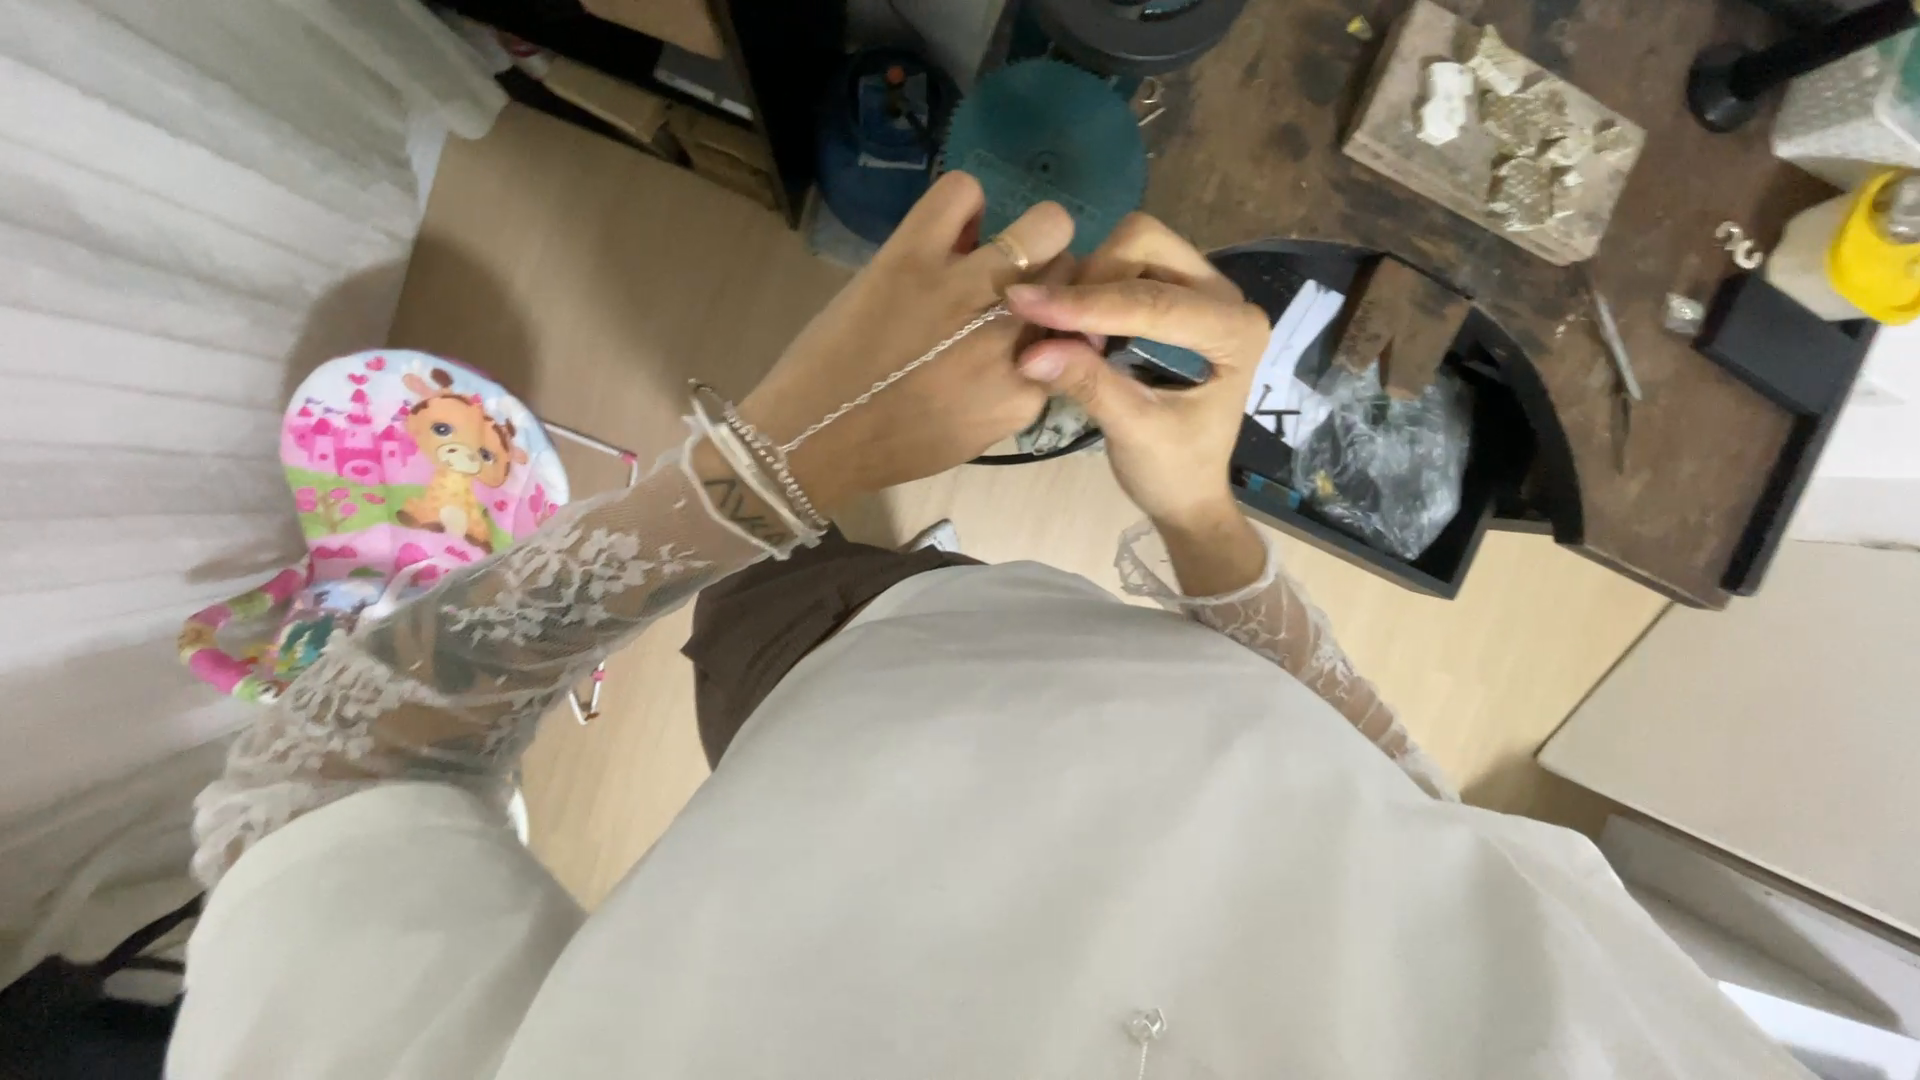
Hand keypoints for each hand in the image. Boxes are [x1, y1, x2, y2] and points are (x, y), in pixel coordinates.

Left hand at [738, 172, 1074, 516]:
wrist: (815, 437)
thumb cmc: (894, 447)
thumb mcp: (978, 432)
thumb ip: (1016, 388)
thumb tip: (1033, 343)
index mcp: (1026, 389)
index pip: (1076, 329)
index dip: (1056, 320)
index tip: (1031, 323)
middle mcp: (1009, 337)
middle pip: (1069, 275)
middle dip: (1049, 278)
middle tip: (1008, 288)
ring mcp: (962, 291)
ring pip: (1044, 228)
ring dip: (1027, 238)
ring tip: (987, 254)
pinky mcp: (912, 258)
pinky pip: (962, 194)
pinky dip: (965, 203)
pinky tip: (949, 231)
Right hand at [1004, 213, 1269, 531]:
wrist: (1188, 491)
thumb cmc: (1173, 470)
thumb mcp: (1132, 433)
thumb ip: (1089, 386)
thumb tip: (1031, 353)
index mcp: (1235, 332)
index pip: (1152, 301)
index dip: (1084, 304)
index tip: (1024, 304)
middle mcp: (1226, 297)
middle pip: (1144, 245)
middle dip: (1093, 282)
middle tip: (1066, 337)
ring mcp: (1201, 290)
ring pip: (1133, 247)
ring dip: (1090, 283)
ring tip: (1073, 339)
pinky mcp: (1177, 295)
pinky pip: (1126, 264)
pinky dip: (1093, 289)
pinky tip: (1078, 329)